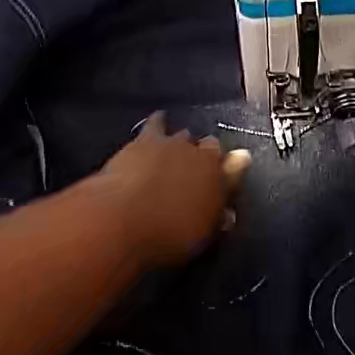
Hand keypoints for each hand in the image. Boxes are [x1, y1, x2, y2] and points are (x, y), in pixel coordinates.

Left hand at [94, 113, 249, 265]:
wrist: (122, 220)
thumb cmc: (167, 235)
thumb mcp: (200, 235)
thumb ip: (216, 218)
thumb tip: (228, 213)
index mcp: (219, 178)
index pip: (233, 168)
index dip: (226, 174)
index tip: (222, 182)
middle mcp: (202, 155)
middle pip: (210, 147)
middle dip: (206, 155)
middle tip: (196, 171)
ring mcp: (174, 144)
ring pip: (185, 135)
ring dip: (182, 143)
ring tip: (177, 153)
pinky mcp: (146, 139)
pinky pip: (157, 123)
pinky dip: (160, 121)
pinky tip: (160, 118)